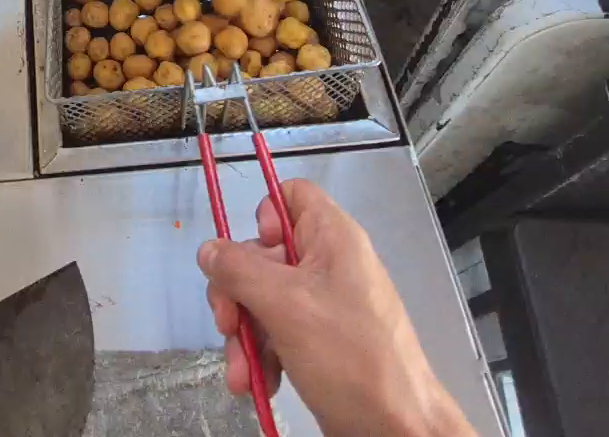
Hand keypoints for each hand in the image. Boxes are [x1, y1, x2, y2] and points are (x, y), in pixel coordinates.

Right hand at [199, 180, 476, 436]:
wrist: (401, 435)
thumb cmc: (349, 356)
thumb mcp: (286, 306)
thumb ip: (238, 271)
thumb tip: (207, 250)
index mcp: (332, 237)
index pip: (292, 195)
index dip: (266, 215)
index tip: (255, 251)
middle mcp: (328, 264)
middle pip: (264, 254)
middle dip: (236, 292)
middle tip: (226, 322)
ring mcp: (324, 306)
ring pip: (264, 298)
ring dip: (243, 333)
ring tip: (241, 371)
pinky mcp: (320, 343)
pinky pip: (277, 331)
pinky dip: (261, 355)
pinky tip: (255, 383)